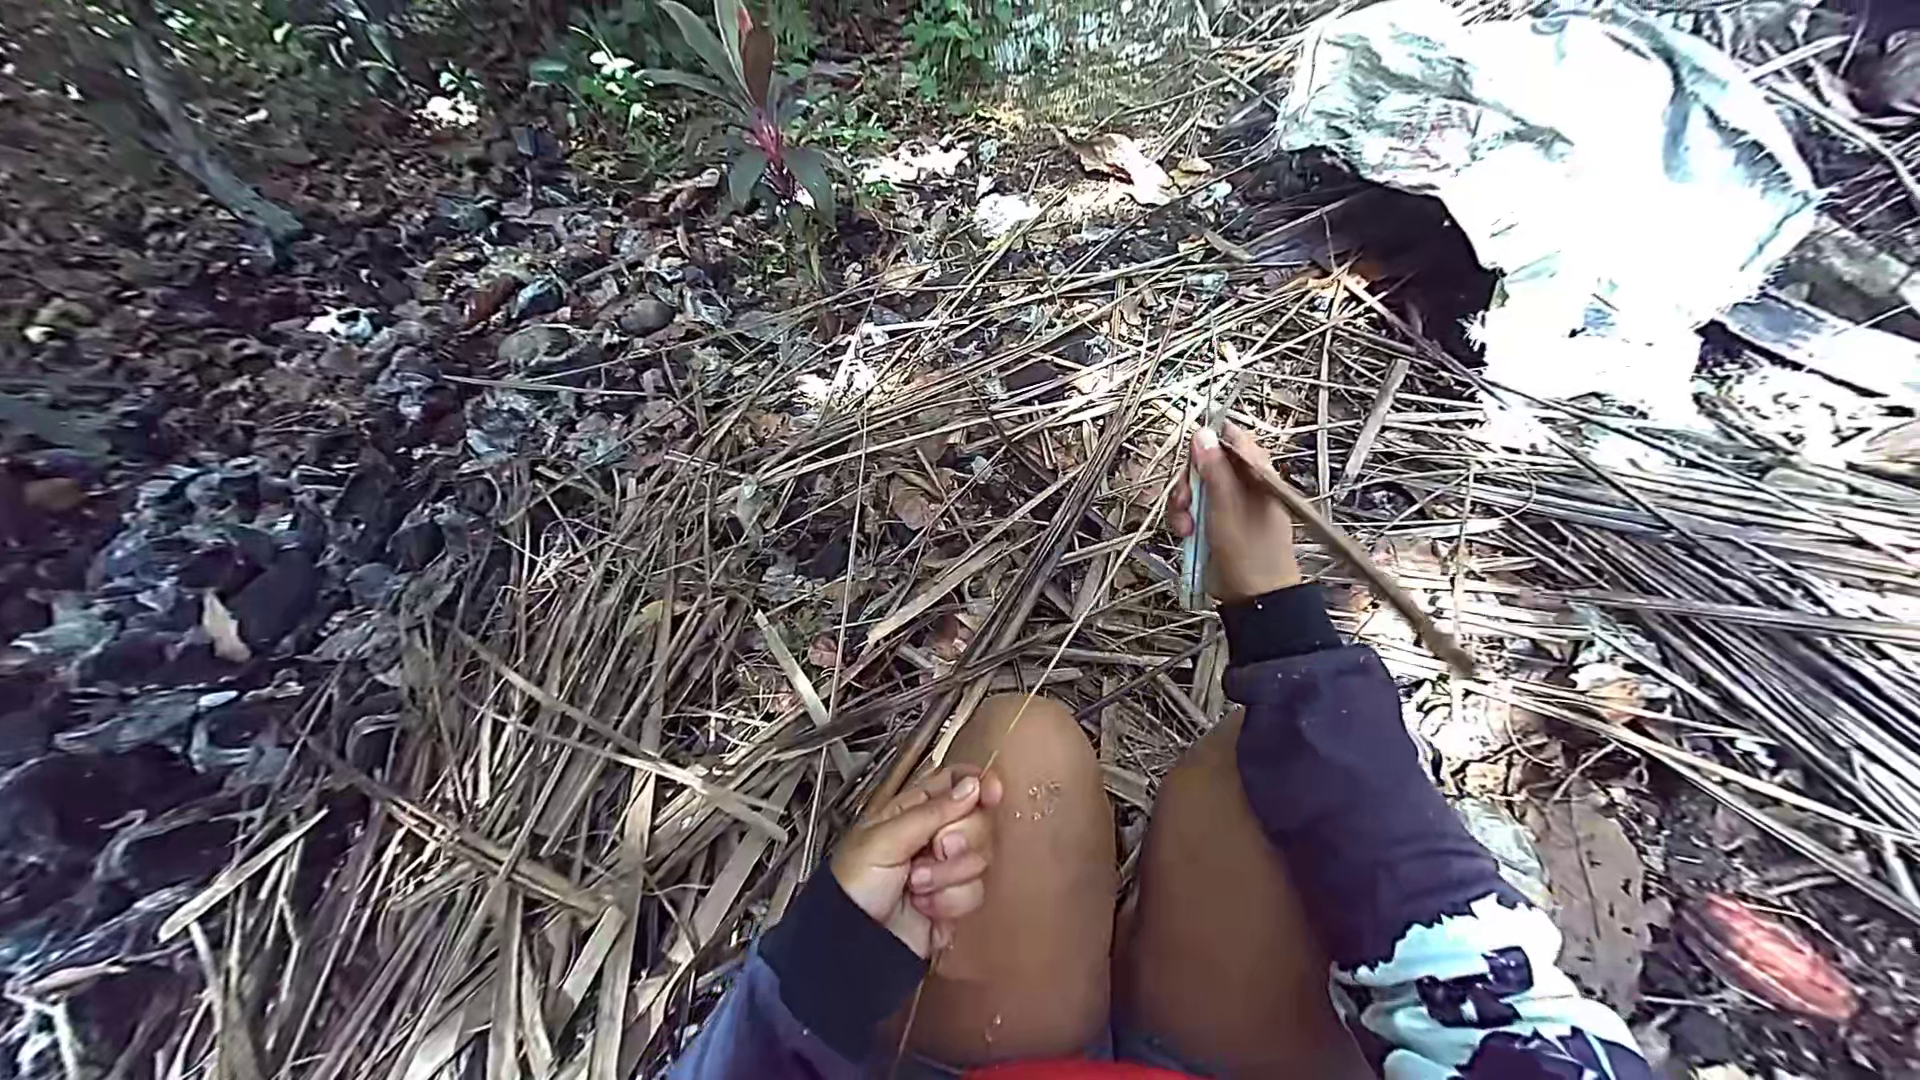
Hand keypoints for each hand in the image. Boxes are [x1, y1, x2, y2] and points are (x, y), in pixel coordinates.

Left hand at [832, 766, 1002, 957]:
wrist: (852, 945)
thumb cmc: (853, 883)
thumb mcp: (885, 838)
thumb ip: (932, 811)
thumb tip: (972, 786)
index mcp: (915, 809)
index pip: (956, 782)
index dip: (979, 783)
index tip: (991, 792)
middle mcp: (935, 834)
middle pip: (978, 819)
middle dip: (960, 838)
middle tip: (936, 849)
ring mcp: (947, 868)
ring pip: (980, 858)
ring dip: (948, 875)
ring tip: (916, 884)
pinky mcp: (954, 901)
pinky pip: (976, 893)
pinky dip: (949, 902)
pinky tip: (925, 906)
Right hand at [1167, 422, 1301, 601]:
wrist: (1252, 595)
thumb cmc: (1253, 553)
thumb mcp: (1228, 504)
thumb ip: (1215, 468)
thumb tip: (1203, 436)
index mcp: (1257, 474)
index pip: (1230, 441)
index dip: (1207, 445)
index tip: (1192, 459)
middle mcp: (1242, 486)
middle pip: (1205, 465)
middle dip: (1189, 481)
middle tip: (1186, 498)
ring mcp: (1226, 506)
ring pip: (1193, 489)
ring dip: (1182, 504)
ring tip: (1187, 523)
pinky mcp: (1213, 523)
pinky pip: (1190, 511)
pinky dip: (1183, 520)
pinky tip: (1188, 532)